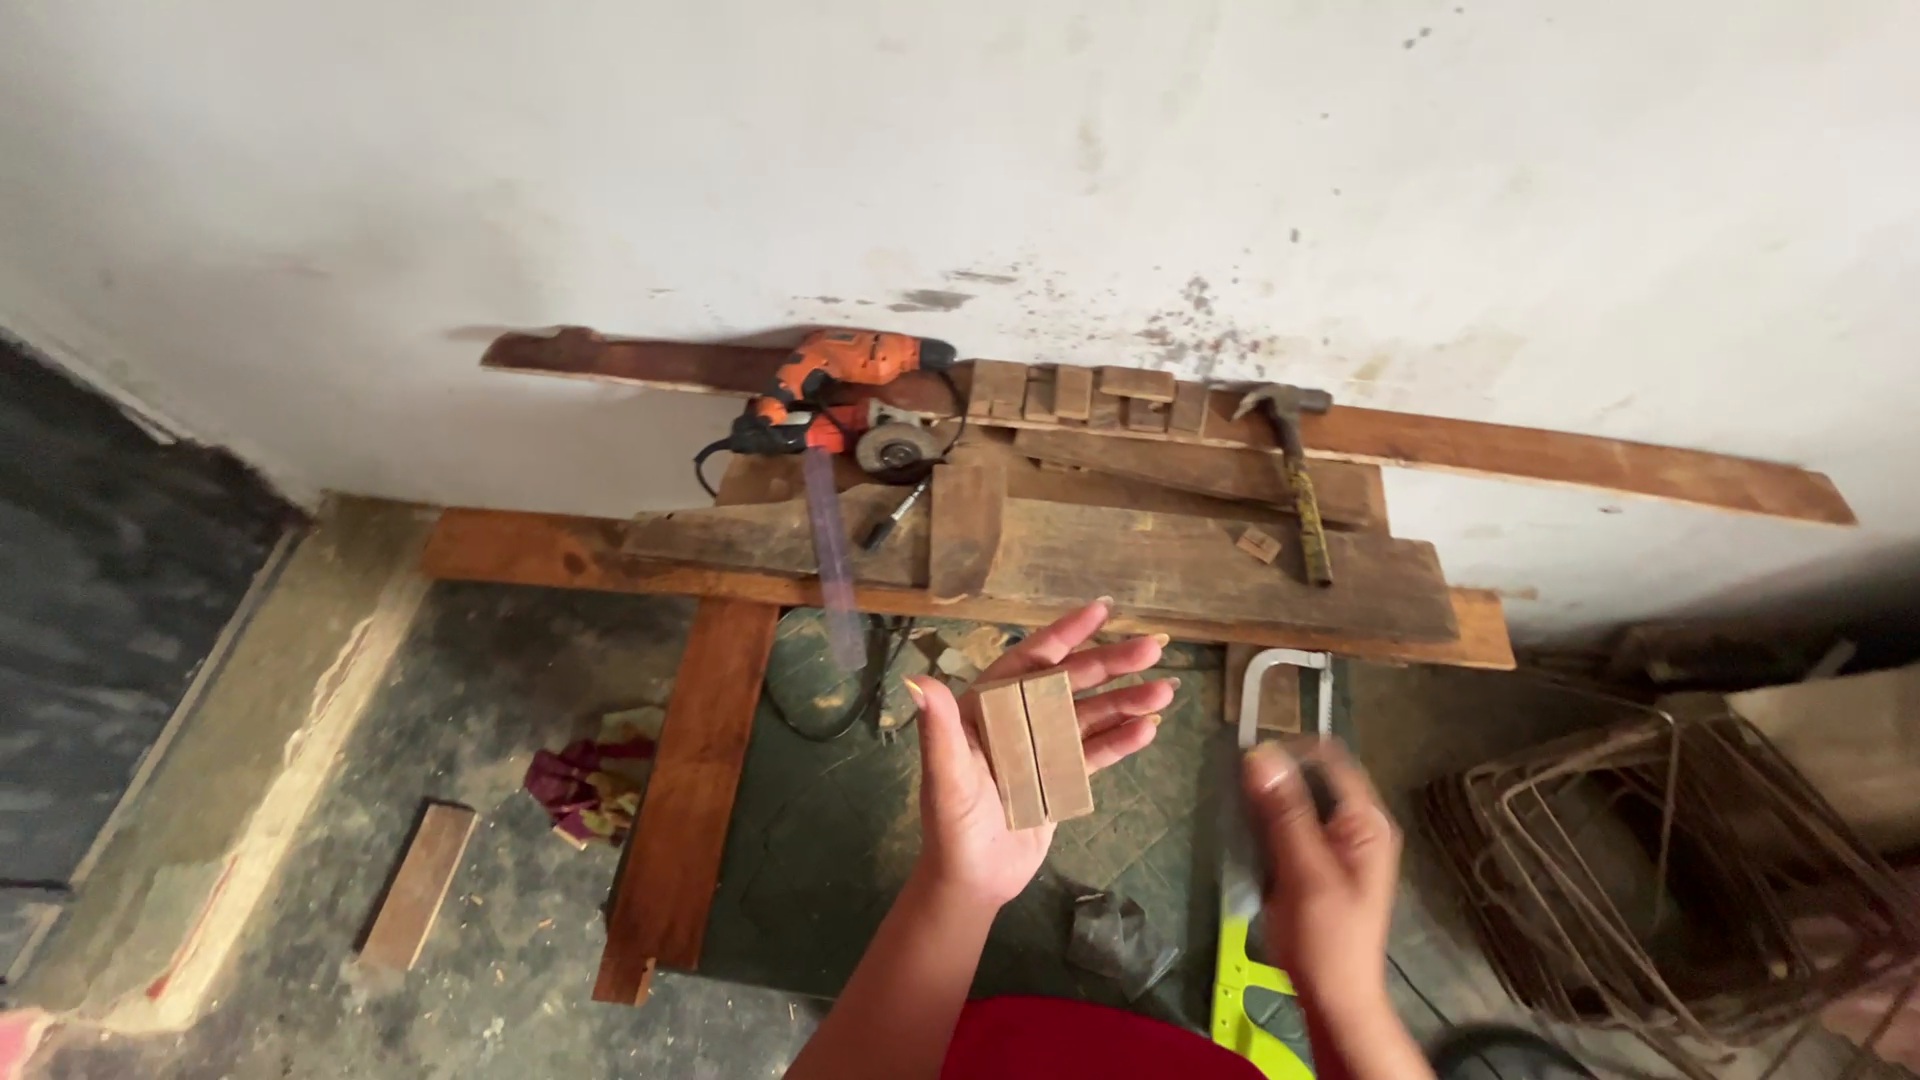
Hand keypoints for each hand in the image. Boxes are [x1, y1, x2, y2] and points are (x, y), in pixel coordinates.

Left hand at [904, 600, 1171, 908]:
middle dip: (1111, 664)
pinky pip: (1095, 752)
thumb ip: (939, 729)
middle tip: (1153, 647)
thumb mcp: (945, 775)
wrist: (972, 881)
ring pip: (1090, 714)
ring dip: (1126, 701)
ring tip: (1164, 691)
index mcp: (988, 706)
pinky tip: (1148, 729)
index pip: (1031, 658)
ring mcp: (1042, 746)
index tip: (1102, 610)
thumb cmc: (952, 826)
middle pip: (1070, 681)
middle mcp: (1018, 718)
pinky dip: (1121, 739)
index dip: (1066, 633)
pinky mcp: (1060, 776)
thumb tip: (918, 680)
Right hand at [1242, 739, 1402, 1022]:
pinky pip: (1281, 819)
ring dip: (1261, 794)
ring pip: (1290, 796)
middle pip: (1307, 775)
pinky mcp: (1306, 854)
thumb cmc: (1328, 937)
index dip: (1290, 749)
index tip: (1247, 752)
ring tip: (1231, 797)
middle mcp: (1350, 822)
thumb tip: (1259, 756)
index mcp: (1365, 822)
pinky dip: (1259, 815)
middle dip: (1270, 772)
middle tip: (1231, 776)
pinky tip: (1239, 821)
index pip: (1329, 760)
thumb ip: (1284, 813)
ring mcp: (1329, 838)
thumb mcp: (1307, 872)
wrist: (1330, 993)